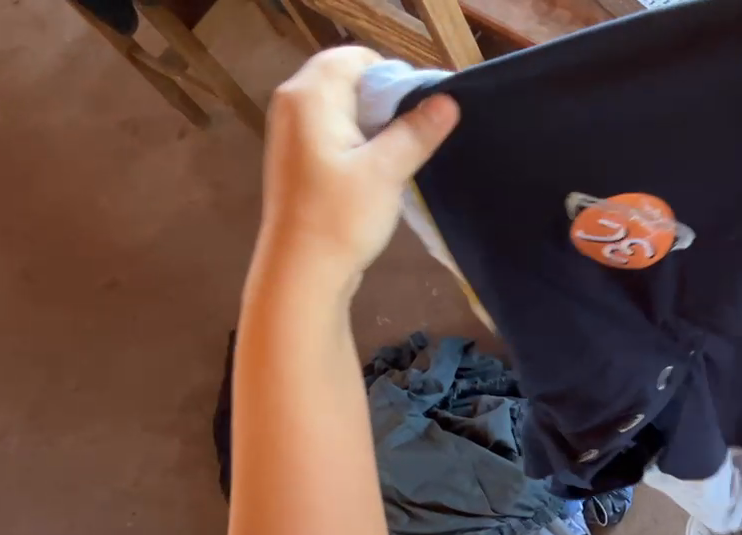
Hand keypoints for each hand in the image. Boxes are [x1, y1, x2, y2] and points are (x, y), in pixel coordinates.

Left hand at [255, 46, 459, 282]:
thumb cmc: (341, 216)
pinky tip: (380, 171)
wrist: (303, 269)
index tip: (426, 109)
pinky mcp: (299, 158)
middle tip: (420, 133)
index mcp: (311, 95)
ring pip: (342, 107)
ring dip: (376, 123)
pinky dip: (360, 140)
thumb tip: (448, 100)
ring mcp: (293, 131)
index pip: (357, 58)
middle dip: (387, 99)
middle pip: (348, 79)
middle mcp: (294, 103)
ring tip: (404, 154)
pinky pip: (334, 131)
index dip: (395, 76)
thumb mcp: (386, 172)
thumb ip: (416, 132)